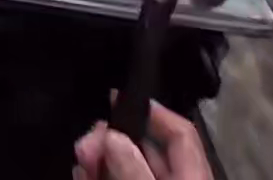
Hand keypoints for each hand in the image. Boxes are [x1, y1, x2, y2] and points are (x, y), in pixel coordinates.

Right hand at [72, 101, 210, 179]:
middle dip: (109, 139)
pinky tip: (82, 176)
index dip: (152, 110)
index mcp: (192, 178)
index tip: (116, 100)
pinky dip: (96, 176)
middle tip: (84, 146)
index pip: (180, 132)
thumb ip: (135, 172)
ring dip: (98, 159)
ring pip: (125, 168)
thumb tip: (111, 135)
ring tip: (80, 164)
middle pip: (144, 148)